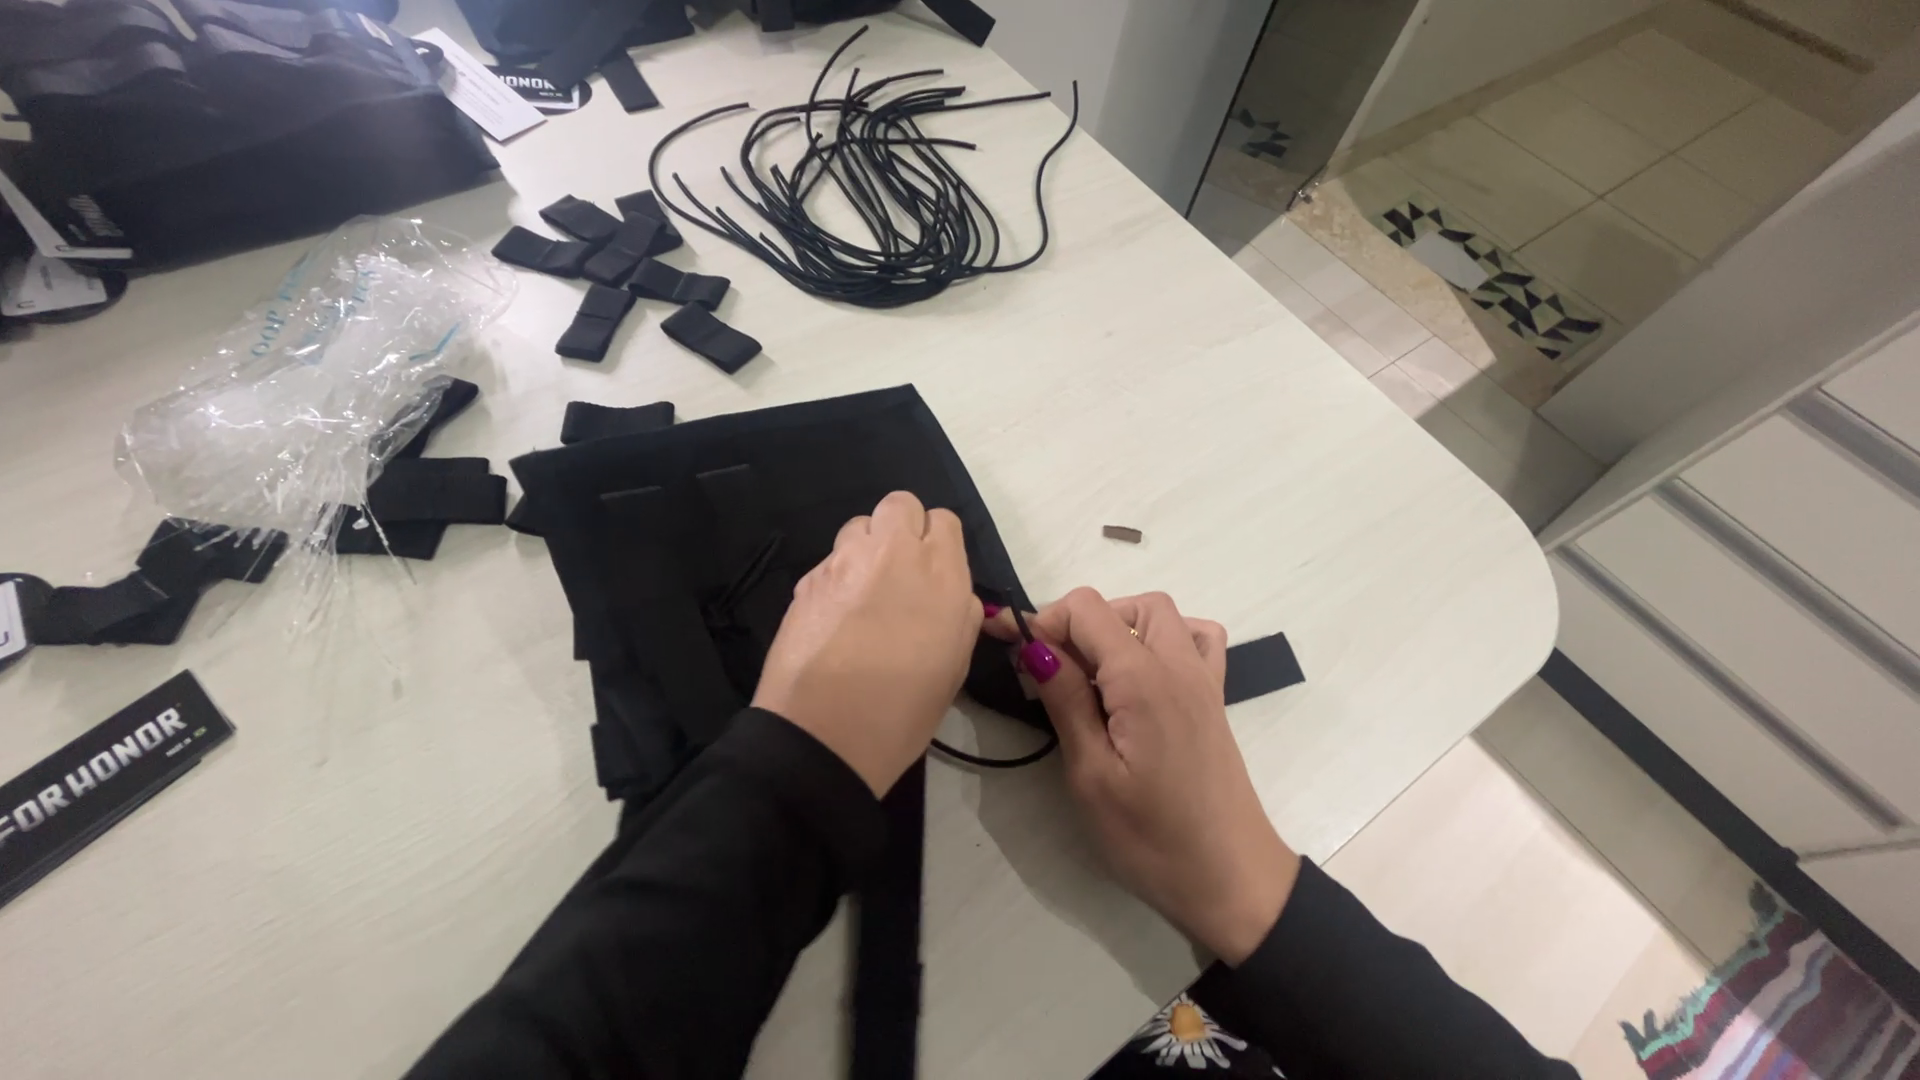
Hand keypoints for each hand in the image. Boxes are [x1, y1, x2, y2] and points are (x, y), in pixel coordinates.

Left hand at [754, 492, 980, 796]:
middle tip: (901, 572)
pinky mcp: (806, 579)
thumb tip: (949, 594)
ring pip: (860, 525)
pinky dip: (838, 577)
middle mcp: (892, 552)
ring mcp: (843, 561)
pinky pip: (830, 560)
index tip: (935, 574)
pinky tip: (836, 617)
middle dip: (903, 528)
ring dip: (868, 548)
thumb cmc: (905, 709)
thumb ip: (958, 613)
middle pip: (900, 504)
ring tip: (865, 593)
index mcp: (940, 570)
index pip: (943, 520)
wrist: (825, 735)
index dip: (940, 544)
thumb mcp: (955, 664)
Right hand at [989, 589, 1300, 964]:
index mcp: (1143, 680)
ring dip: (1119, 624)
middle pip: (1122, 604)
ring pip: (1160, 614)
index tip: (1013, 651)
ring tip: (1092, 673)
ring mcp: (1202, 680)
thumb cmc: (1152, 839)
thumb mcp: (1092, 775)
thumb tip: (1034, 647)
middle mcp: (1178, 665)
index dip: (1042, 620)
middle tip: (1051, 671)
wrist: (1231, 880)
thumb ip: (1065, 701)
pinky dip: (1165, 636)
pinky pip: (1196, 639)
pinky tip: (1143, 673)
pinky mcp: (1213, 699)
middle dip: (1077, 622)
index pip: (1085, 610)